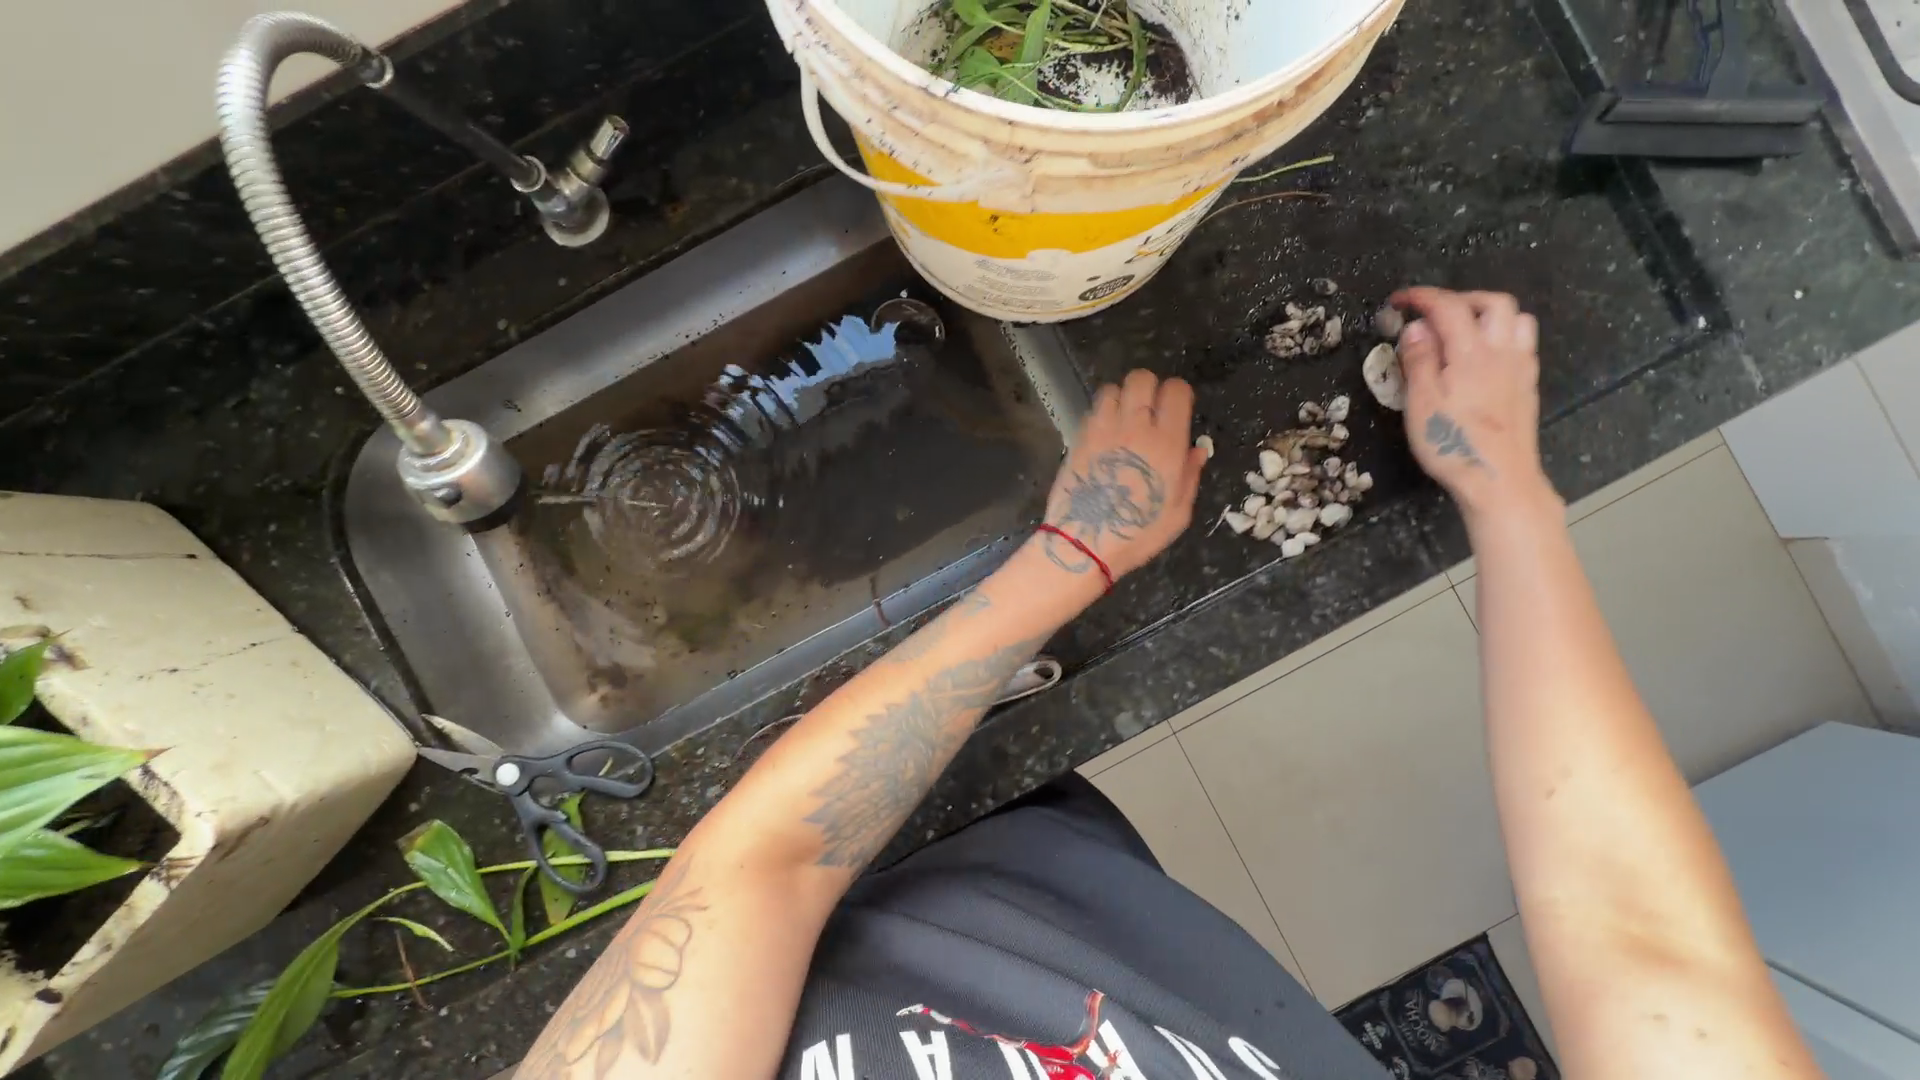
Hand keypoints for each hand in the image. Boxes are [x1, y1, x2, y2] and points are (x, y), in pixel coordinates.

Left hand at [1038, 370, 1206, 580]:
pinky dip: (1101, 415)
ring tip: (1124, 421)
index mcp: (1167, 444)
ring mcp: (1102, 430)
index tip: (1177, 409)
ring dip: (1122, 399)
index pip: (1176, 391)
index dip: (1178, 394)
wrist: (1083, 544)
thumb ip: (1190, 476)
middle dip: (1149, 388)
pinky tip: (1104, 437)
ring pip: (1113, 389)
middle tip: (1149, 410)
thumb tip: (1196, 450)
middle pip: (1142, 378)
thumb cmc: (1137, 535)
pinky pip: (1092, 410)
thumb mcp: (1178, 514)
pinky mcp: (1078, 438)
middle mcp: (1135, 428)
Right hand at [1392, 287, 1558, 522]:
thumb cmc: (1452, 444)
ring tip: (1461, 331)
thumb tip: (1415, 327)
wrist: (1498, 479)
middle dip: (1461, 299)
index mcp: (1471, 354)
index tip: (1399, 300)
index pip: (1448, 308)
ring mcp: (1520, 368)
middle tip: (1433, 314)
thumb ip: (1419, 361)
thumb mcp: (1421, 404)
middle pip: (1493, 303)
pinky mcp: (1527, 386)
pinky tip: (1482, 358)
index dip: (1422, 297)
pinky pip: (1522, 344)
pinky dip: (1501, 337)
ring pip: (1516, 320)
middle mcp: (1502, 352)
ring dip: (1487, 315)